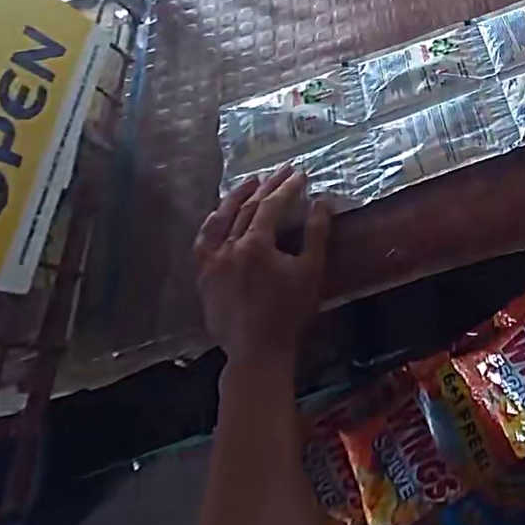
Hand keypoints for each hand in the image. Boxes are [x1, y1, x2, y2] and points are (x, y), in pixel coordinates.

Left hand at [195, 167, 331, 371]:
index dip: (287, 188)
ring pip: (221, 220)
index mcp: (255, 245)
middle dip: (268, 186)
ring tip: (251, 182)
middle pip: (248, 208)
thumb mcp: (310, 271)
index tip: (300, 175)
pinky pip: (204, 242)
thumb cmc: (289, 313)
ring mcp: (212, 261)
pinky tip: (219, 216)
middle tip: (283, 171)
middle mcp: (229, 247)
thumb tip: (321, 202)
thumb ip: (316, 233)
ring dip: (237, 198)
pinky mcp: (203, 276)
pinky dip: (212, 224)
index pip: (272, 206)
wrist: (257, 353)